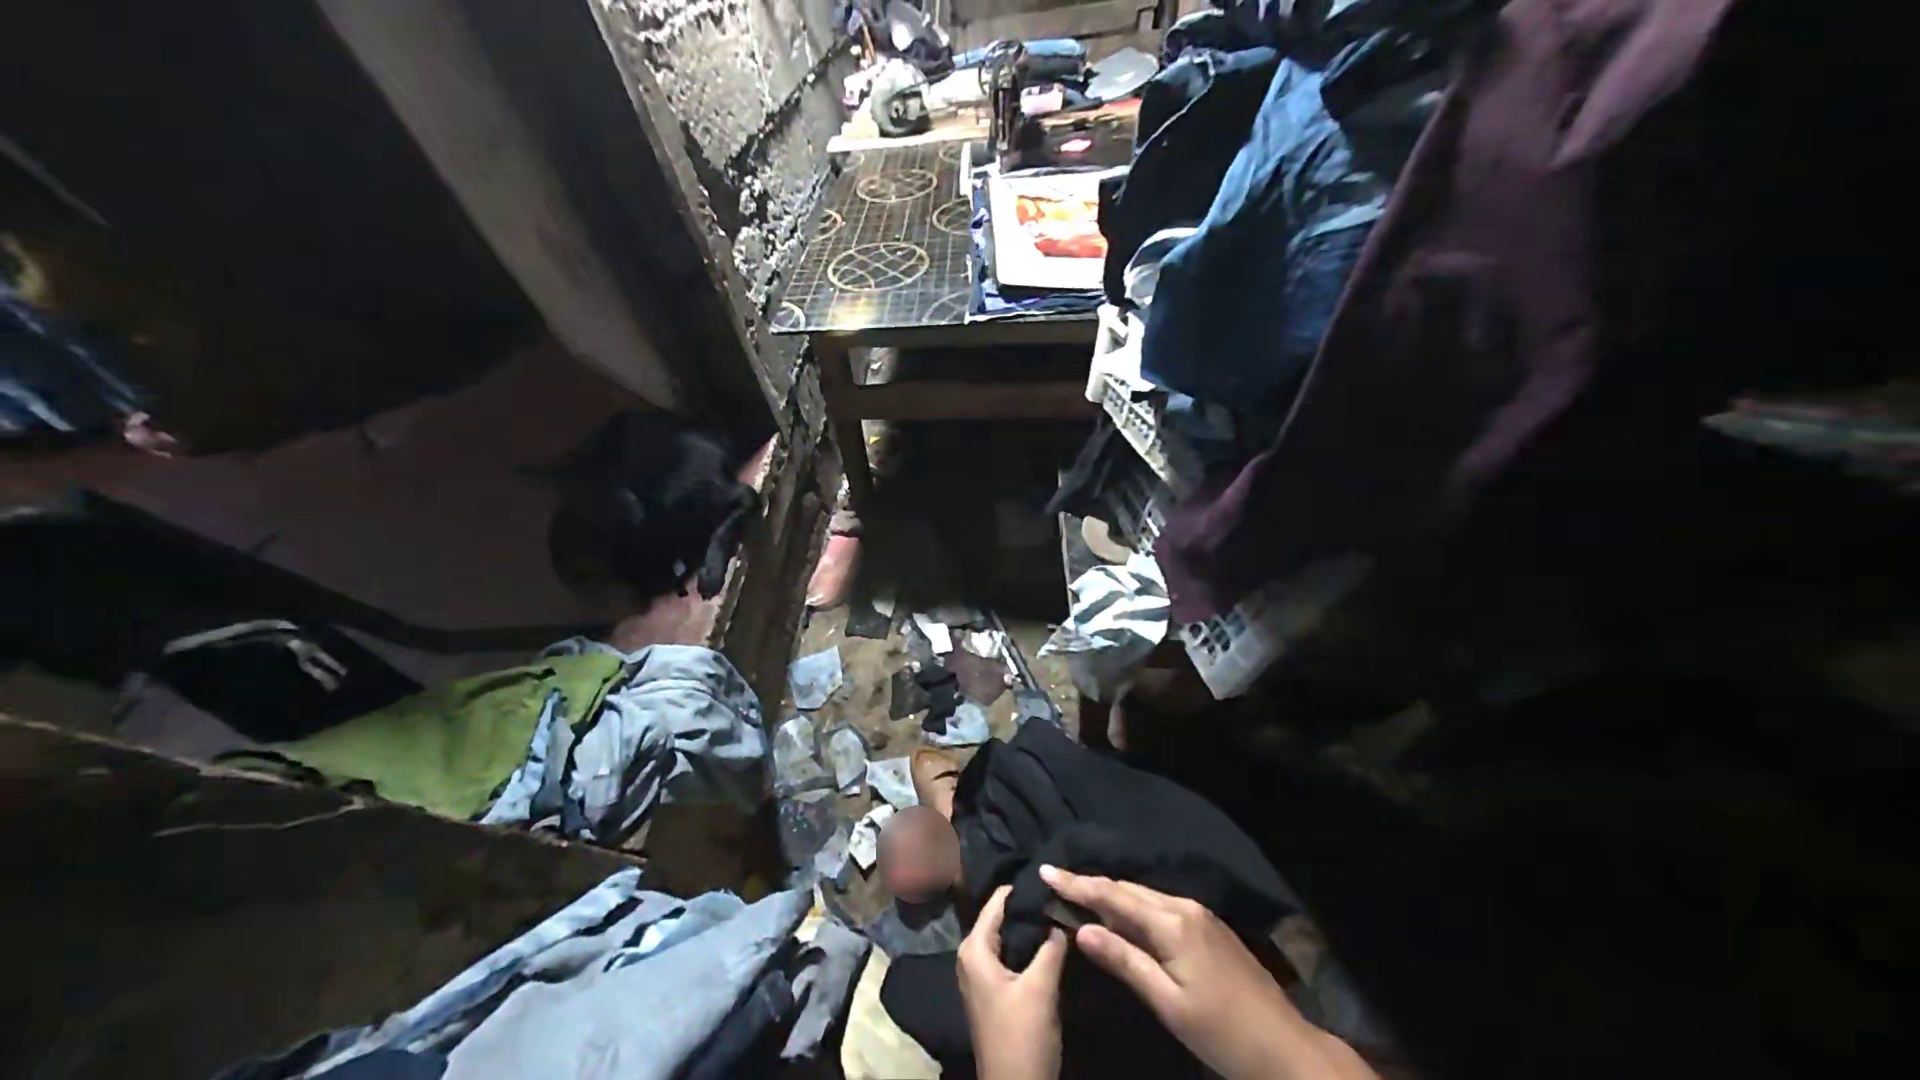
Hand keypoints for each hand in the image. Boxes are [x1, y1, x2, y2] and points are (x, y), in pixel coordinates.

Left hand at [958, 884, 1069, 1079]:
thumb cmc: (1022, 1036)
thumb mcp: (1041, 987)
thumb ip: (1051, 946)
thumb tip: (1060, 916)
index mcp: (974, 948)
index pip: (997, 901)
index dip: (1022, 889)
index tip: (1050, 877)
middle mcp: (971, 956)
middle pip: (1000, 917)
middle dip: (1027, 907)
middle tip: (1059, 894)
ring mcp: (980, 975)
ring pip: (1006, 937)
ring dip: (1029, 928)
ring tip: (1058, 912)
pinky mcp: (993, 991)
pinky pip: (1008, 955)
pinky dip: (1026, 947)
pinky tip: (1049, 943)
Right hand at [1041, 866, 1376, 1079]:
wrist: (1288, 1049)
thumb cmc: (1223, 1035)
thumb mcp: (1169, 1004)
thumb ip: (1125, 961)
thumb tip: (1082, 929)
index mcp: (1172, 923)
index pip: (1113, 895)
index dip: (1077, 884)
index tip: (1046, 871)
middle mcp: (1184, 907)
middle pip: (1127, 889)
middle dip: (1090, 884)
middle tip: (1055, 881)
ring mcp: (1199, 914)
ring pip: (1144, 895)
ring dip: (1111, 893)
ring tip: (1078, 892)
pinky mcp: (1208, 926)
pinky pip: (1160, 904)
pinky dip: (1133, 905)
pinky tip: (1121, 912)